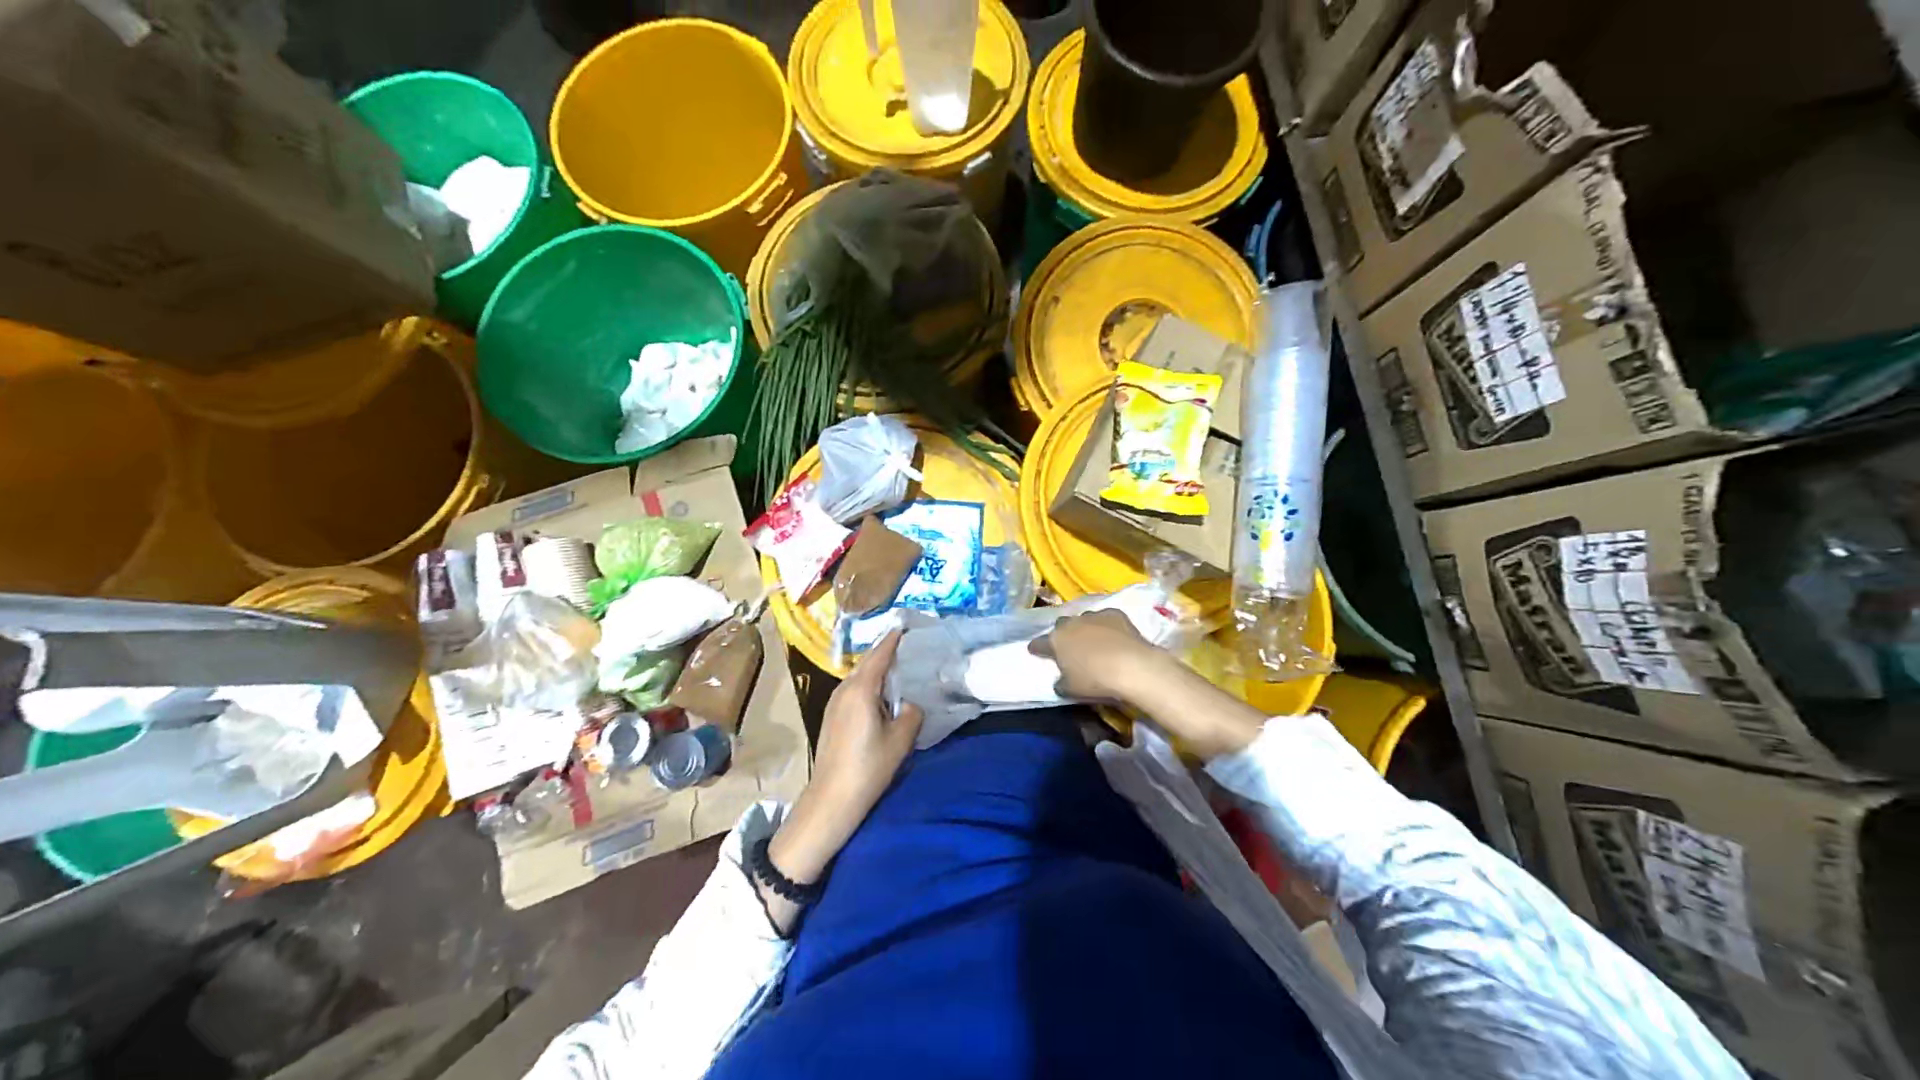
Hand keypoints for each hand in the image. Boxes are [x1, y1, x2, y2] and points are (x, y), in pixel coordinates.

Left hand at [768, 631, 922, 891]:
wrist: (831, 799)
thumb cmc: (868, 767)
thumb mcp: (901, 740)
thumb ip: (912, 714)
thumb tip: (910, 704)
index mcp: (861, 688)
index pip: (880, 654)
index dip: (894, 639)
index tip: (907, 625)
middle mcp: (845, 689)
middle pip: (868, 662)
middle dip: (886, 652)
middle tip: (909, 646)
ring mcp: (835, 703)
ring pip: (860, 677)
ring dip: (877, 670)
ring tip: (900, 669)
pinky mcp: (832, 717)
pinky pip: (854, 690)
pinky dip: (870, 685)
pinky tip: (882, 696)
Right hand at [1034, 609, 1266, 760]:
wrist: (1131, 666)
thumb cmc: (1095, 681)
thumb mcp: (1071, 690)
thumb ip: (1061, 683)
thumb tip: (1060, 681)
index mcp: (1056, 641)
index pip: (1039, 644)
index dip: (1036, 648)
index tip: (1035, 651)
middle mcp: (1071, 623)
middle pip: (1061, 626)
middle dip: (1063, 634)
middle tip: (1068, 646)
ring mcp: (1094, 616)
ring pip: (1083, 619)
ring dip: (1084, 628)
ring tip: (1092, 641)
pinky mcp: (1115, 614)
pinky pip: (1104, 618)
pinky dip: (1105, 626)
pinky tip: (1112, 636)